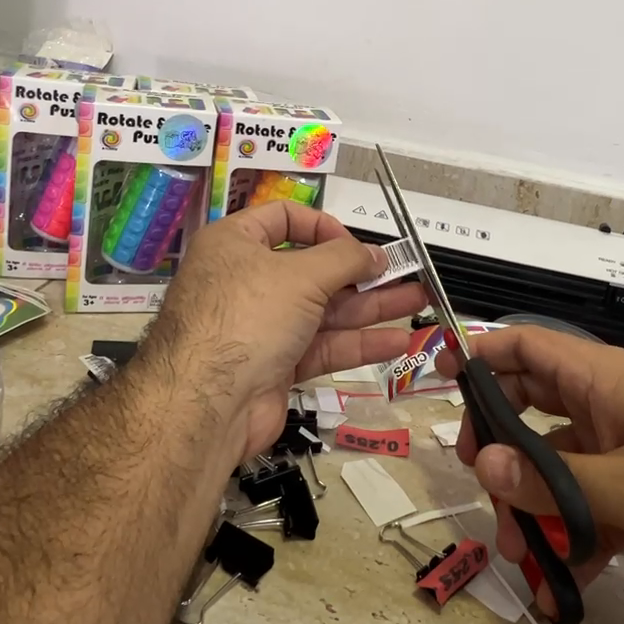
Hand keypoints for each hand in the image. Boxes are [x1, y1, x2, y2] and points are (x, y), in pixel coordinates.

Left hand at [151, 201, 426, 459]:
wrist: (205, 404)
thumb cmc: (248, 315)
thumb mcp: (300, 275)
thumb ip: (344, 259)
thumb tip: (376, 254)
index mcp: (236, 243)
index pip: (283, 218)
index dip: (324, 226)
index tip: (356, 244)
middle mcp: (246, 280)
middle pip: (312, 269)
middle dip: (362, 272)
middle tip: (405, 273)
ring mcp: (261, 326)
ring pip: (324, 309)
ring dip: (370, 307)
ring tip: (417, 301)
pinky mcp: (275, 365)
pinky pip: (322, 345)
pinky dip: (358, 342)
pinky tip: (397, 341)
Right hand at [437, 326, 623, 615]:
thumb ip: (553, 479)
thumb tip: (484, 462)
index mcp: (605, 380)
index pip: (527, 346)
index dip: (481, 354)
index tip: (440, 378)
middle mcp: (611, 406)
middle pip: (532, 410)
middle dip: (502, 453)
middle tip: (485, 493)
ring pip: (560, 465)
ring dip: (537, 506)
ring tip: (527, 559)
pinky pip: (593, 500)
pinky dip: (576, 531)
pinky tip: (568, 575)